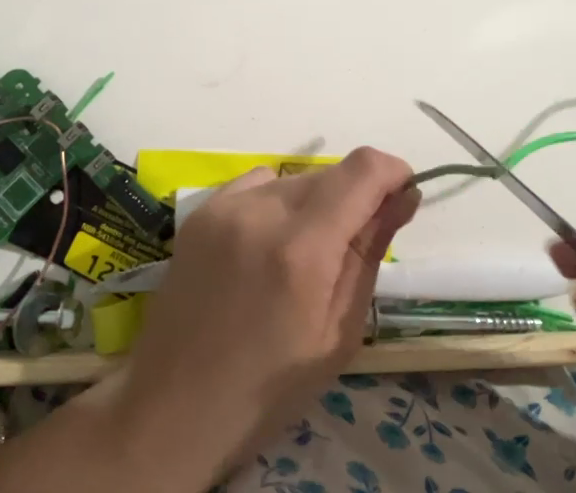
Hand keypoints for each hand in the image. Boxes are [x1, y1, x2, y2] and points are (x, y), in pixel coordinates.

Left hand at [112, 148, 419, 482]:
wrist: (173, 407)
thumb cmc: (269, 388)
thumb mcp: (338, 332)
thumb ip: (369, 253)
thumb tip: (402, 197)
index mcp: (301, 248)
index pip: (363, 169)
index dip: (393, 174)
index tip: (402, 201)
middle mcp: (260, 211)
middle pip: (330, 173)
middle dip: (355, 197)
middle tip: (353, 247)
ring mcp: (223, 207)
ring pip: (293, 179)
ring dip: (315, 203)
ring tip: (304, 255)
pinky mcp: (199, 213)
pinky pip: (256, 186)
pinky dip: (276, 204)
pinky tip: (267, 246)